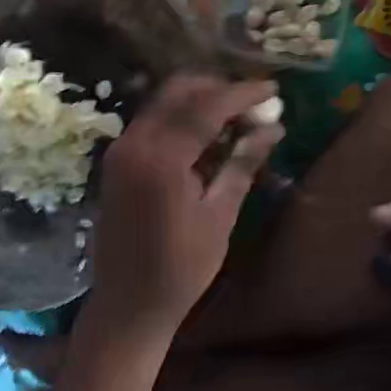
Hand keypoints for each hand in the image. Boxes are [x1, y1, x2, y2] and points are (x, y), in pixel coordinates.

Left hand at [90, 75, 283, 335]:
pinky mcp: (116, 157)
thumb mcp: (220, 216)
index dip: (241, 93)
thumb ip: (243, 163)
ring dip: (198, 101)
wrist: (128, 301)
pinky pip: (151, 120)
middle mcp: (134, 141)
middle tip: (253, 103)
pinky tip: (205, 134)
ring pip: (163, 102)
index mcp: (161, 158)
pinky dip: (179, 117)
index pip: (206, 107)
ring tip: (235, 117)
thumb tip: (273, 127)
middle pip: (178, 92)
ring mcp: (121, 147)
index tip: (272, 88)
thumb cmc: (181, 268)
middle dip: (217, 89)